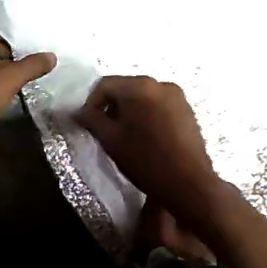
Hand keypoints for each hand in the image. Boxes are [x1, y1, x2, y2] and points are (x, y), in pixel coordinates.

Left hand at [0, 20, 55, 157]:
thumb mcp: (10, 77)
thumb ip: (33, 64)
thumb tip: (52, 56)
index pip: (5, 23)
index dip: (26, 28)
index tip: (47, 32)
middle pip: (1, 42)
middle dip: (22, 48)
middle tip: (50, 49)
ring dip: (13, 66)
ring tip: (41, 66)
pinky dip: (3, 78)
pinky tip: (22, 82)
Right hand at [76, 76, 233, 232]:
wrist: (188, 183)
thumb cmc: (145, 159)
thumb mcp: (111, 140)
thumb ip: (91, 120)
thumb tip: (78, 111)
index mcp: (139, 86)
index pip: (105, 84)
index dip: (91, 102)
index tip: (87, 124)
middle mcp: (160, 84)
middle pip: (125, 88)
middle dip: (111, 107)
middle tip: (105, 131)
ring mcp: (177, 96)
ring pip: (143, 97)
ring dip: (129, 111)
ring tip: (125, 136)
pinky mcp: (187, 110)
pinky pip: (159, 105)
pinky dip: (147, 115)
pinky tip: (145, 137)